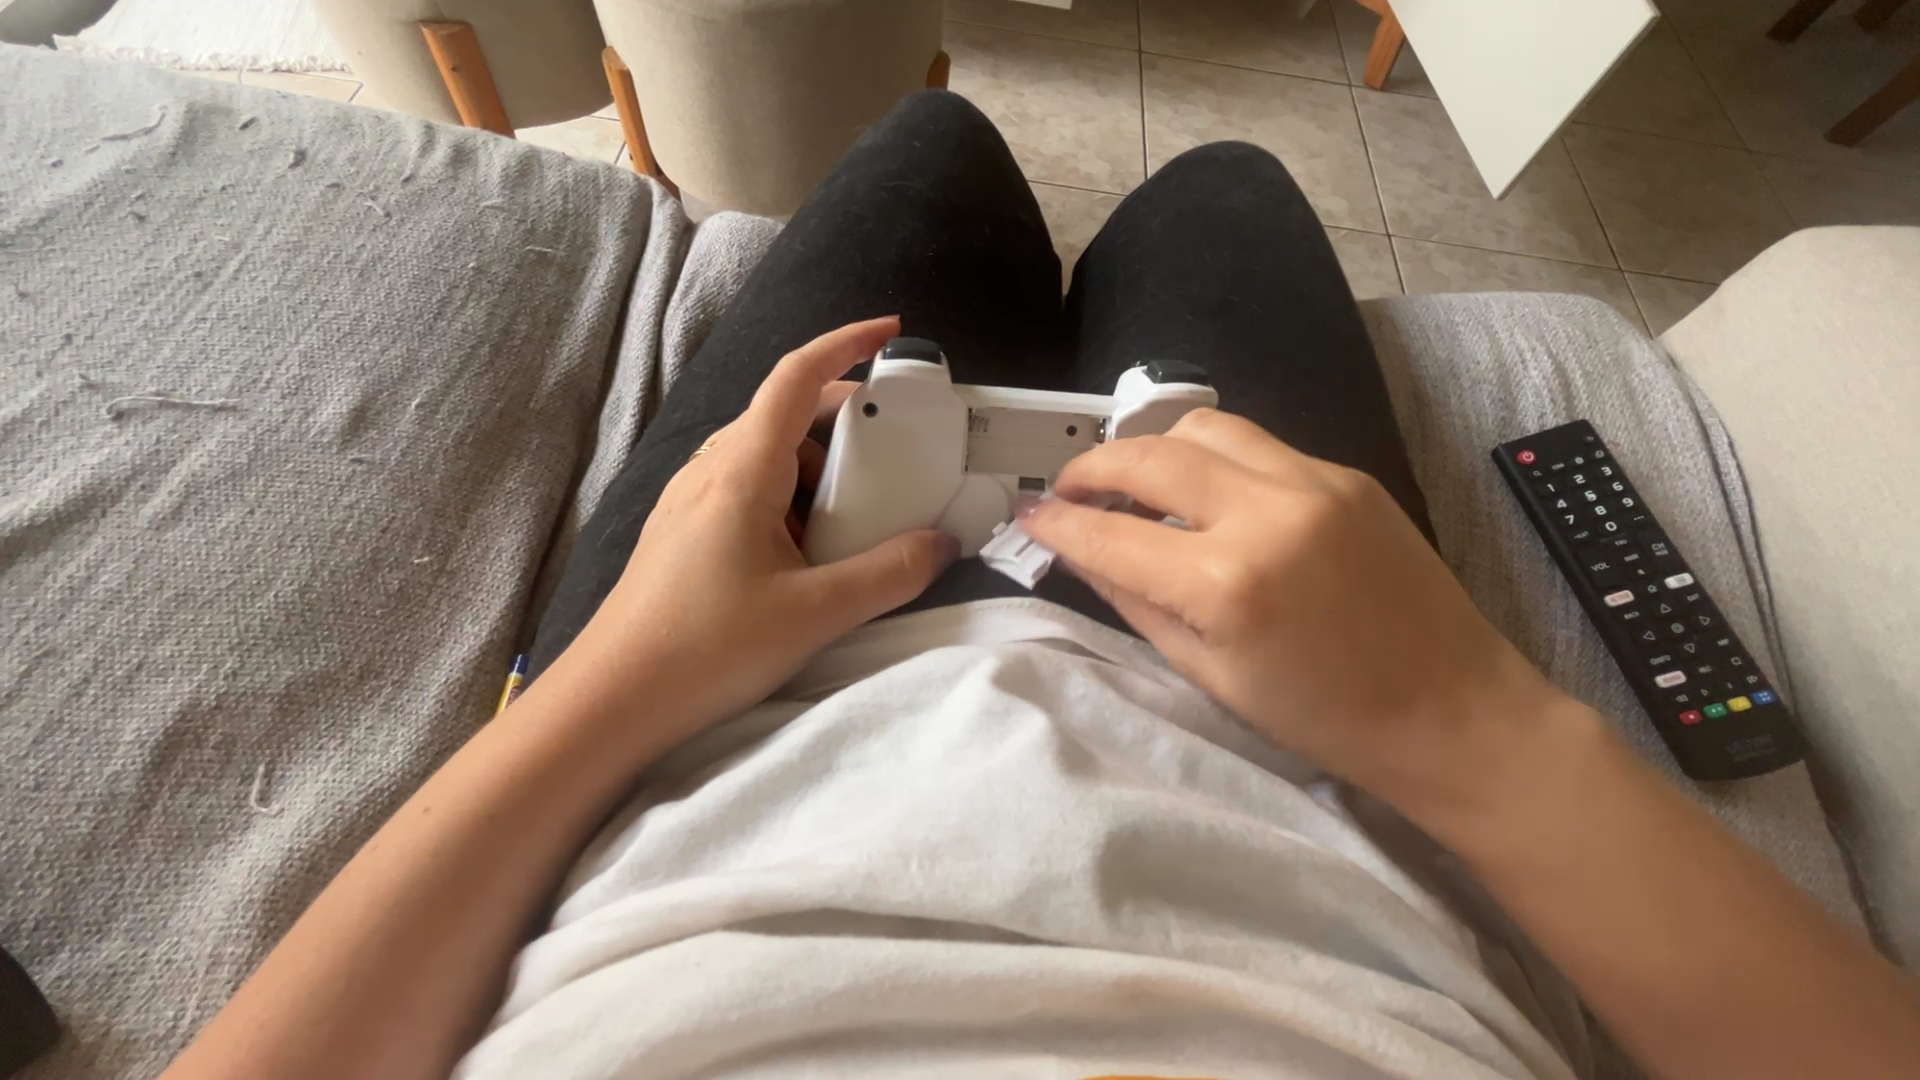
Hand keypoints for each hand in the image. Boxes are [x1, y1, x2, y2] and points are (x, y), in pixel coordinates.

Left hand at [550, 317, 958, 740]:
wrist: (612, 701)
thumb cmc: (708, 647)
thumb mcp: (817, 612)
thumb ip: (891, 573)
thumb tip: (943, 543)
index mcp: (743, 468)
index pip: (796, 376)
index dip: (846, 343)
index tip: (890, 332)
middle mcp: (713, 470)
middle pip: (788, 415)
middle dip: (847, 421)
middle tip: (896, 450)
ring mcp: (693, 501)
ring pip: (769, 456)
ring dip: (819, 468)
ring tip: (856, 513)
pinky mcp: (687, 533)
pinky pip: (751, 491)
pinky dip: (792, 500)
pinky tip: (808, 552)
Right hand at [1020, 408, 1575, 817]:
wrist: (1457, 712)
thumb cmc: (1325, 717)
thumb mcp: (1210, 673)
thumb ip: (1135, 602)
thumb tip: (1081, 555)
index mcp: (1228, 584)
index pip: (1111, 536)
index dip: (1057, 525)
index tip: (1027, 517)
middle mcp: (1268, 513)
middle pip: (1148, 455)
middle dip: (1091, 469)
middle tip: (1068, 493)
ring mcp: (1315, 482)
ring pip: (1201, 428)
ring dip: (1151, 450)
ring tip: (1137, 488)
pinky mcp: (1346, 474)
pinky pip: (1255, 446)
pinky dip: (1209, 462)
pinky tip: (1206, 500)